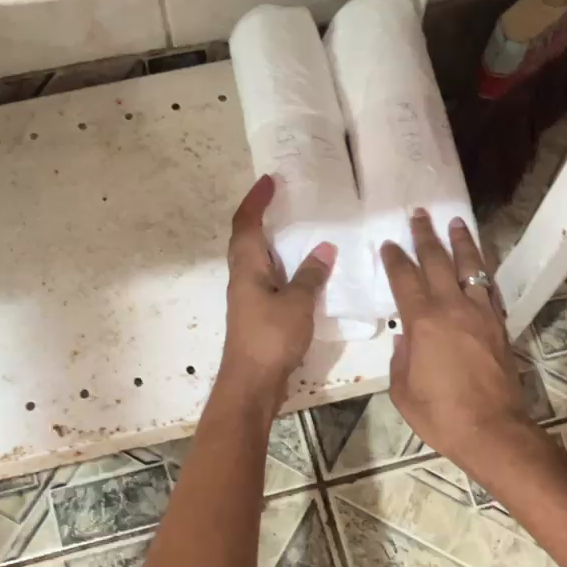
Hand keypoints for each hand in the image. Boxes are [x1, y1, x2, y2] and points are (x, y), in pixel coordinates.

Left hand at [221, 174, 334, 410]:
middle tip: (286, 203)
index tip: (271, 181)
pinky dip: (284, 273)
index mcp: (247, 269)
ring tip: (300, 235)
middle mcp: (243, 280)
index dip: (256, 200)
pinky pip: (270, 285)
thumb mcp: (297, 304)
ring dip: (275, 247)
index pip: (247, 224)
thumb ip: (311, 276)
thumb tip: (323, 249)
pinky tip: (304, 278)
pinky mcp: (258, 319)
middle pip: (247, 241)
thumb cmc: (270, 339)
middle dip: (262, 219)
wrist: (252, 385)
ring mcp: (248, 301)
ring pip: (258, 264)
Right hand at [384, 211, 546, 479]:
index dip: (395, 258)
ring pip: (470, 267)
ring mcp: (480, 314)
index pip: (405, 279)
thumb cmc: (440, 415)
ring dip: (461, 243)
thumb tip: (404, 338)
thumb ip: (400, 360)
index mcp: (423, 322)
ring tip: (456, 223)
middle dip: (426, 236)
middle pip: (438, 261)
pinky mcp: (499, 326)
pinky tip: (479, 265)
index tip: (389, 242)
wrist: (491, 429)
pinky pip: (489, 289)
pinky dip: (482, 272)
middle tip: (419, 215)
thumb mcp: (403, 392)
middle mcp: (452, 308)